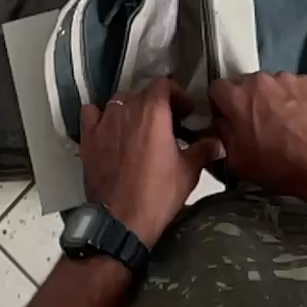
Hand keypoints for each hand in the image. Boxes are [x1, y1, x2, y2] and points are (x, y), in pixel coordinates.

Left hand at [80, 77, 223, 246]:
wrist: (120, 222)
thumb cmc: (157, 195)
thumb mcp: (188, 173)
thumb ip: (203, 150)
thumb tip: (218, 142)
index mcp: (153, 111)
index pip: (164, 83)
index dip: (177, 94)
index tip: (185, 112)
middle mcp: (127, 108)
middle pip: (143, 93)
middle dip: (157, 105)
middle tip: (167, 126)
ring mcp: (104, 121)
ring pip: (119, 101)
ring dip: (131, 110)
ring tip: (139, 129)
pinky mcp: (88, 137)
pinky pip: (92, 113)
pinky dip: (100, 116)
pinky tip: (108, 129)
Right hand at [207, 72, 306, 203]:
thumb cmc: (281, 165)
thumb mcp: (238, 162)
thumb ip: (223, 136)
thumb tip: (222, 126)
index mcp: (236, 98)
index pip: (216, 89)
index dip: (221, 105)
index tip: (228, 118)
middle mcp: (258, 81)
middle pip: (244, 85)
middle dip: (247, 101)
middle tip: (257, 125)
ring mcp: (285, 79)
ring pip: (270, 85)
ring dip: (271, 99)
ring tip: (283, 125)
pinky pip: (293, 87)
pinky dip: (293, 99)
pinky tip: (300, 120)